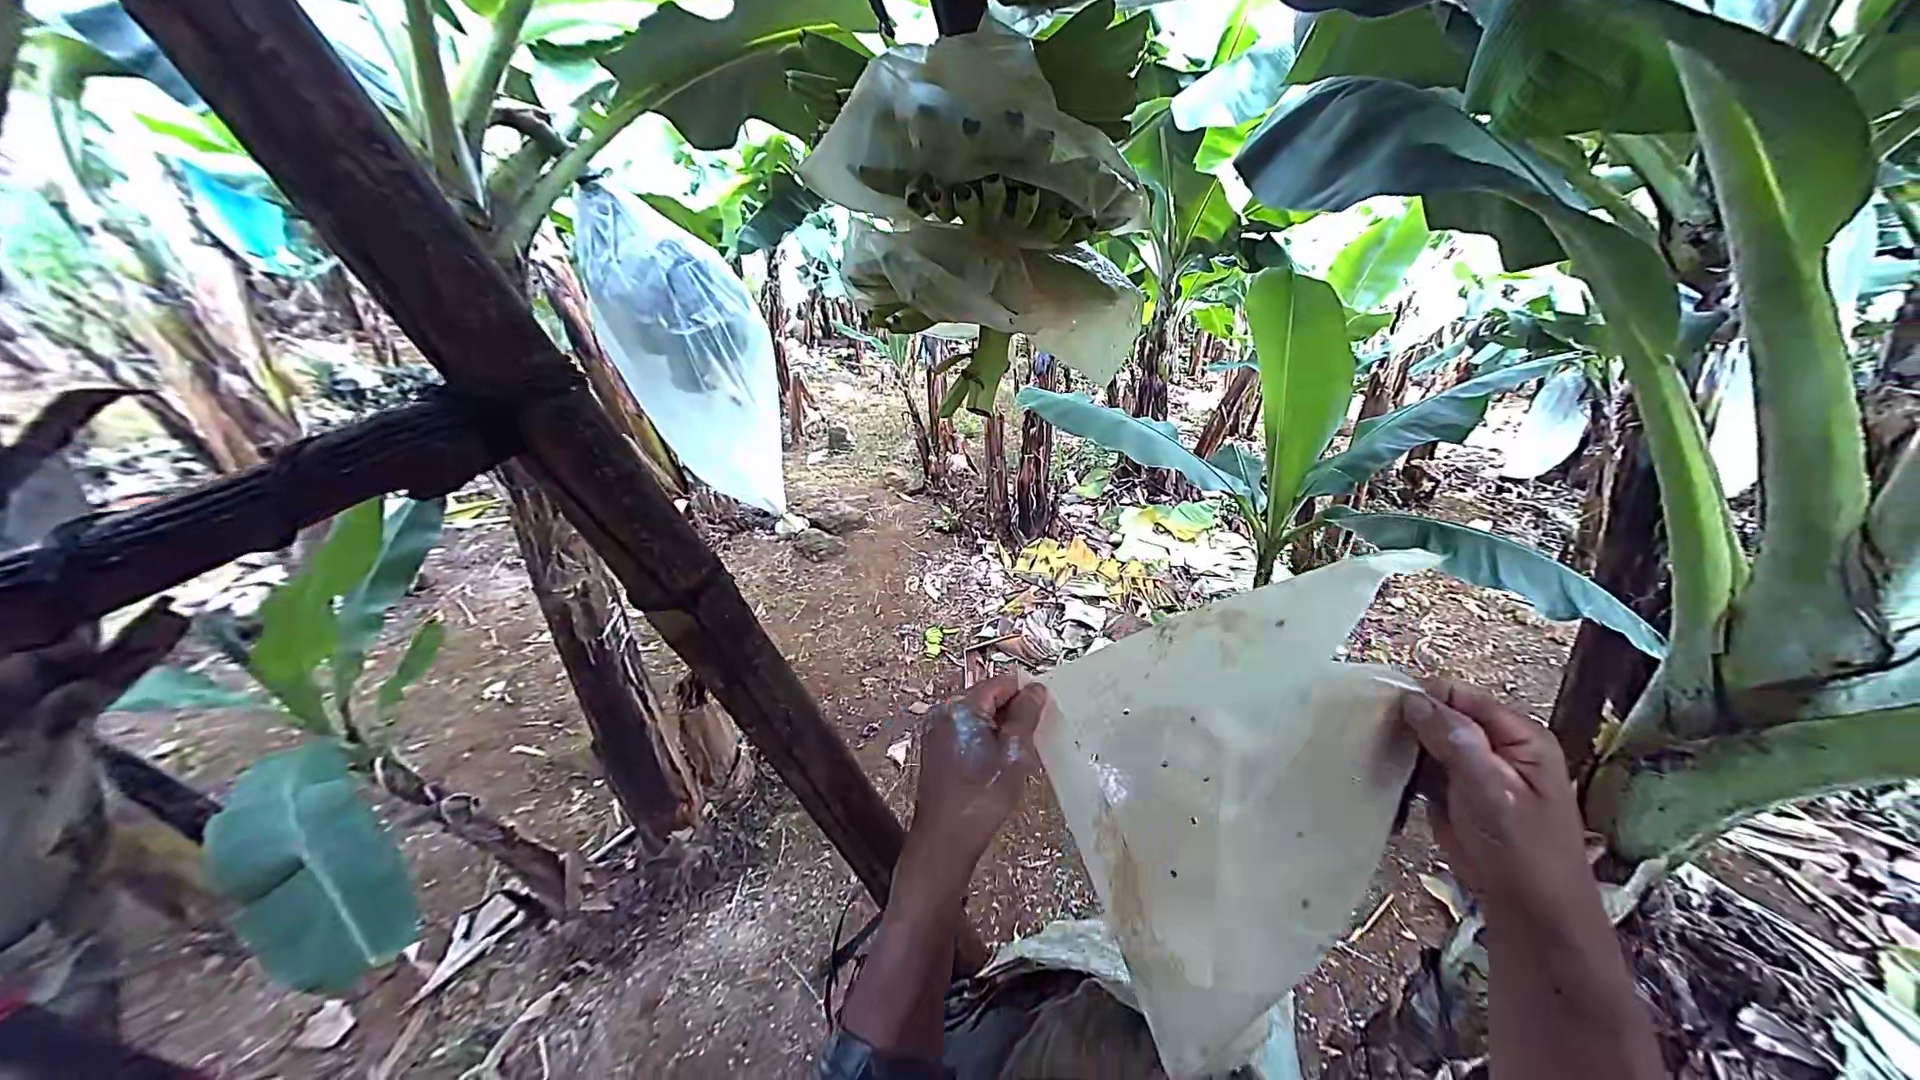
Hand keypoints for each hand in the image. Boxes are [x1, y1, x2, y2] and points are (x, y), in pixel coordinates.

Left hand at [903, 673, 1049, 886]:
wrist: (945, 839)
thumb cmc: (982, 797)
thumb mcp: (1014, 754)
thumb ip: (1025, 716)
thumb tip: (1037, 689)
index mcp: (962, 708)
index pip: (1000, 682)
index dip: (1025, 691)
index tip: (1045, 708)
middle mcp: (944, 712)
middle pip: (987, 696)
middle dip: (1012, 709)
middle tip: (1034, 734)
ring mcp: (936, 730)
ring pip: (977, 714)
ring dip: (999, 725)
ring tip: (1017, 751)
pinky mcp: (934, 748)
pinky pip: (965, 730)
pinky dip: (984, 737)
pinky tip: (996, 760)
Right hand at [1396, 678, 1595, 924]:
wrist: (1530, 909)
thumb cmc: (1521, 848)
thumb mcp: (1490, 789)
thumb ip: (1454, 739)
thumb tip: (1413, 699)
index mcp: (1518, 736)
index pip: (1458, 695)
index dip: (1421, 699)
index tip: (1384, 712)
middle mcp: (1494, 744)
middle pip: (1438, 713)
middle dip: (1406, 722)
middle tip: (1374, 734)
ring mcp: (1471, 767)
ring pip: (1423, 737)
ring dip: (1400, 744)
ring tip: (1373, 751)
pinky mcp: (1451, 788)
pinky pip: (1419, 763)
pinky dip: (1400, 766)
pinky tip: (1384, 772)